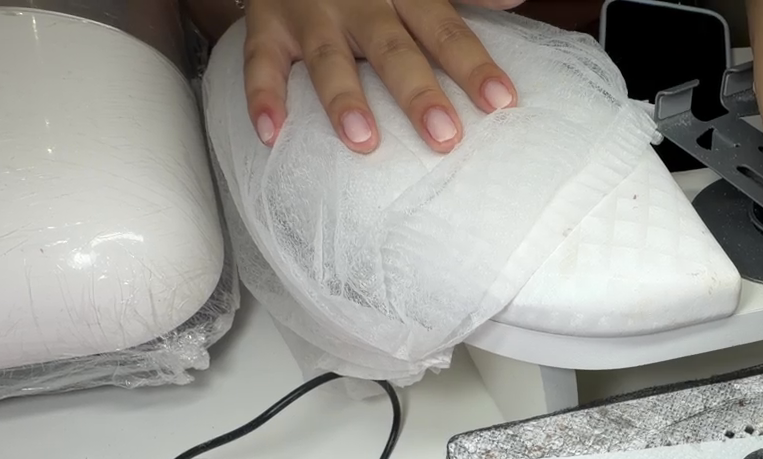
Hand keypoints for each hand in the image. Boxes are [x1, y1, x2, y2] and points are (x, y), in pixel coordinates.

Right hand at [242, 0, 522, 152]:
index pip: (445, 30)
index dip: (473, 66)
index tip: (501, 101)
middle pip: (392, 49)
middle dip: (417, 93)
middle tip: (444, 136)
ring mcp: (309, 9)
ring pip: (327, 57)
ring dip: (344, 99)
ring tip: (364, 141)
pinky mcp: (267, 21)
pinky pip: (261, 60)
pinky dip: (263, 96)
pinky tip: (273, 134)